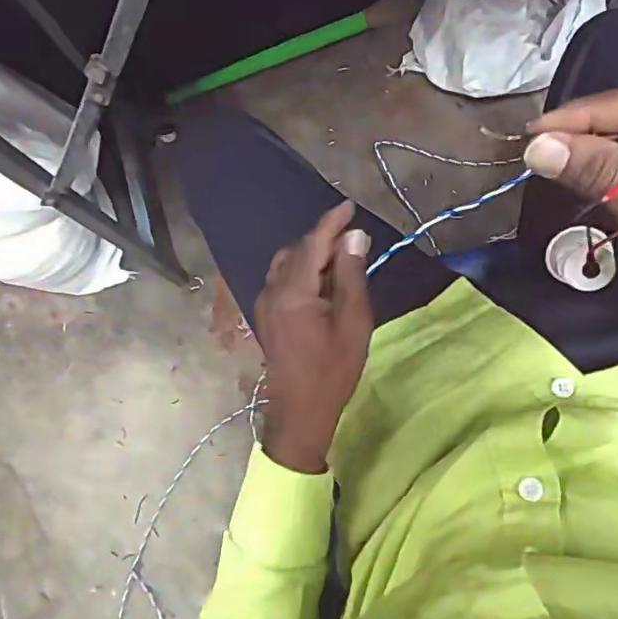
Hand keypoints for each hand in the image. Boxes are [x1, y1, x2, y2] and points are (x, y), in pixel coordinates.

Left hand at [254, 202, 373, 473]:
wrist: (300, 412)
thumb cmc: (333, 369)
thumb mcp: (352, 321)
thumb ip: (350, 275)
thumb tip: (353, 237)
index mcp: (292, 290)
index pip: (313, 244)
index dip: (331, 222)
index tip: (349, 206)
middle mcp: (271, 291)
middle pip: (297, 252)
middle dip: (323, 241)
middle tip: (353, 241)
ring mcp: (264, 305)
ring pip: (286, 266)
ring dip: (312, 257)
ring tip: (340, 261)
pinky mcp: (265, 318)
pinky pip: (282, 282)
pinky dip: (303, 274)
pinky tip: (321, 285)